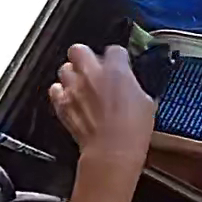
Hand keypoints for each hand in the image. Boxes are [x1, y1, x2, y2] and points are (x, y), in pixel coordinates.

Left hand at [50, 44, 155, 177]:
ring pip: (64, 68)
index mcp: (116, 70)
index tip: (120, 65)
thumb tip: (132, 88)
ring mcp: (74, 88)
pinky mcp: (62, 104)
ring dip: (72, 74)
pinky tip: (72, 99)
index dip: (118, 58)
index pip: (115, 50)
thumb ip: (134, 88)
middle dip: (85, 56)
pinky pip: (55, 89)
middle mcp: (91, 74)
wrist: (112, 151)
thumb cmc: (132, 130)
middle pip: (79, 49)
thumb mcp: (147, 103)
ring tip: (82, 84)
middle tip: (93, 67)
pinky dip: (61, 92)